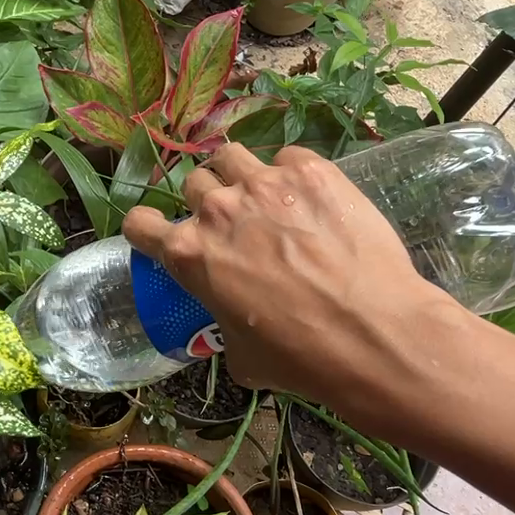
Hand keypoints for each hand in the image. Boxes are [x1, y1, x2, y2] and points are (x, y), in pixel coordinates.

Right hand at [122, 144, 479, 420]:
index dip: (148, 229)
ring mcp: (264, 183)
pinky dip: (291, 174)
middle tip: (234, 225)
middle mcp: (217, 209)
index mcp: (189, 254)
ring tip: (264, 196)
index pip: (139, 223)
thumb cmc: (301, 357)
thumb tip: (232, 316)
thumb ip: (220, 319)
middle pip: (193, 185)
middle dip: (207, 203)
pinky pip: (286, 158)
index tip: (163, 235)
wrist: (375, 334)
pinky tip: (310, 198)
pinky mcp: (310, 170)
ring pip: (231, 157)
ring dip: (239, 175)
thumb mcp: (240, 356)